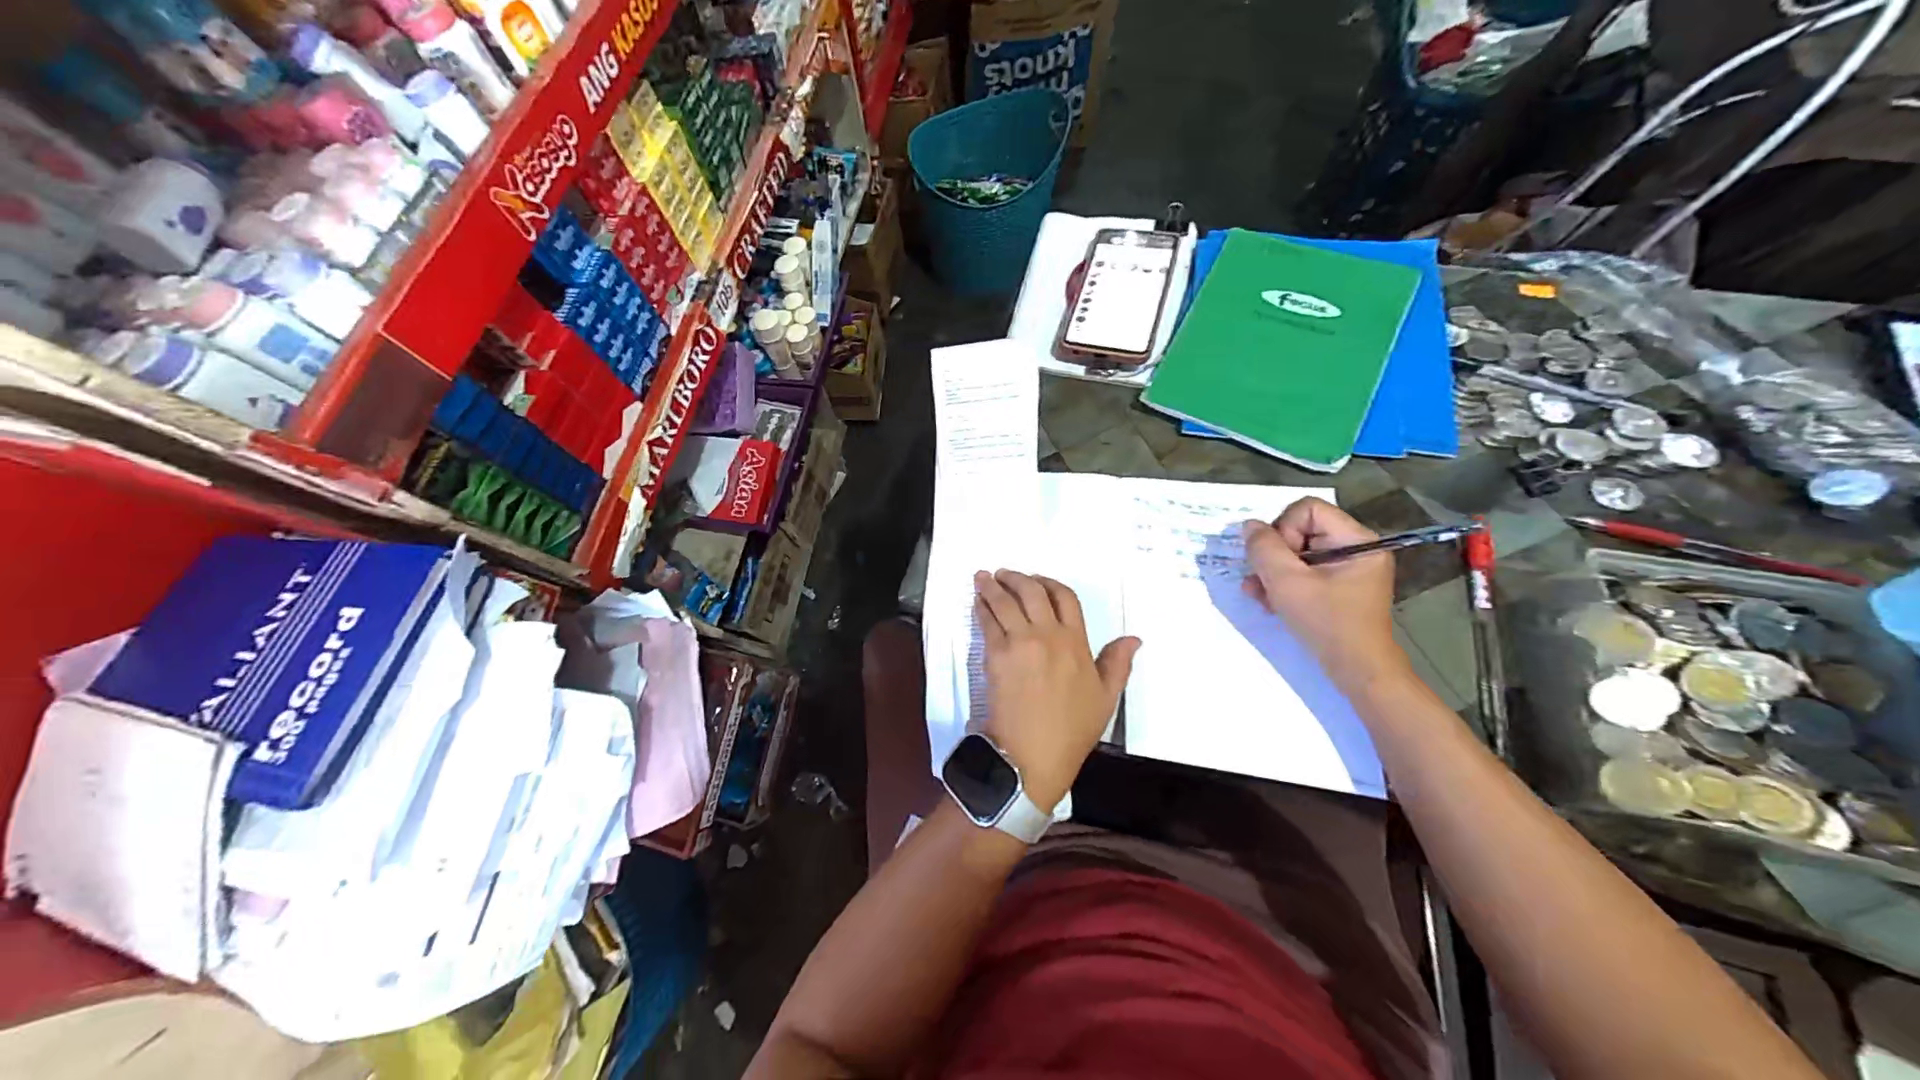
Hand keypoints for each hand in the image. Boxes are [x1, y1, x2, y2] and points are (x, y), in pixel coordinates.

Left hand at [973, 570, 1139, 809]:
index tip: (1038, 580)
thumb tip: (1133, 638)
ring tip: (983, 578)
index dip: (1050, 583)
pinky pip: (987, 621)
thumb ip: (1117, 663)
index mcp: (1076, 642)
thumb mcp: (1106, 697)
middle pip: (1031, 592)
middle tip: (1005, 573)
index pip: (1065, 597)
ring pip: (1004, 602)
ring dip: (992, 586)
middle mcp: (1047, 635)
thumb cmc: (1071, 729)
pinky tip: (978, 602)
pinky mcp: (994, 655)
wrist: (1032, 753)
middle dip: (1016, 578)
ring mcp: (1019, 643)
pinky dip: (981, 607)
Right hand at [1242, 498, 1406, 686]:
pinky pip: (1304, 572)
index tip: (1279, 562)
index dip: (1283, 529)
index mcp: (1357, 540)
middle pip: (1300, 530)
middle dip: (1274, 555)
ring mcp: (1347, 569)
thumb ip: (1263, 549)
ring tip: (1258, 593)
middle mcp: (1355, 548)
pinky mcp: (1338, 588)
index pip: (1307, 509)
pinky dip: (1284, 584)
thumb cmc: (1327, 623)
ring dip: (1273, 571)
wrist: (1357, 670)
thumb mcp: (1287, 583)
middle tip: (1263, 580)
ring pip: (1297, 553)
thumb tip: (1249, 526)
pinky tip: (1268, 601)